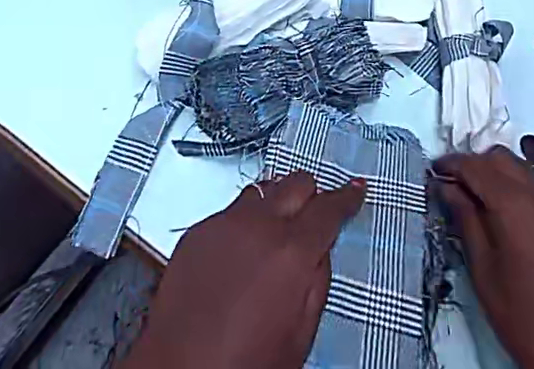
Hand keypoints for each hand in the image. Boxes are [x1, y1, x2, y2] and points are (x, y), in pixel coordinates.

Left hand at [119, 171, 365, 368]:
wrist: (178, 366)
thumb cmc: (242, 363)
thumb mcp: (300, 334)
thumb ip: (317, 282)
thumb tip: (320, 250)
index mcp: (292, 253)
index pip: (328, 209)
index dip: (346, 198)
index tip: (355, 190)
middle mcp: (258, 225)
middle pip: (296, 183)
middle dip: (312, 194)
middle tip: (316, 213)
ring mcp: (225, 221)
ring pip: (263, 189)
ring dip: (277, 202)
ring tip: (278, 232)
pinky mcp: (199, 228)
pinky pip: (232, 210)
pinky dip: (246, 220)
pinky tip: (242, 251)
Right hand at [435, 147, 533, 368]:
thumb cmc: (524, 319)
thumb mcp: (483, 270)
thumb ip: (465, 220)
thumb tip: (448, 189)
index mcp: (515, 205)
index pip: (476, 166)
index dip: (451, 164)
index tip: (433, 172)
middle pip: (501, 158)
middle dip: (474, 164)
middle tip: (452, 184)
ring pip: (522, 169)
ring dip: (496, 172)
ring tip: (475, 198)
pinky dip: (516, 186)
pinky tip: (503, 214)